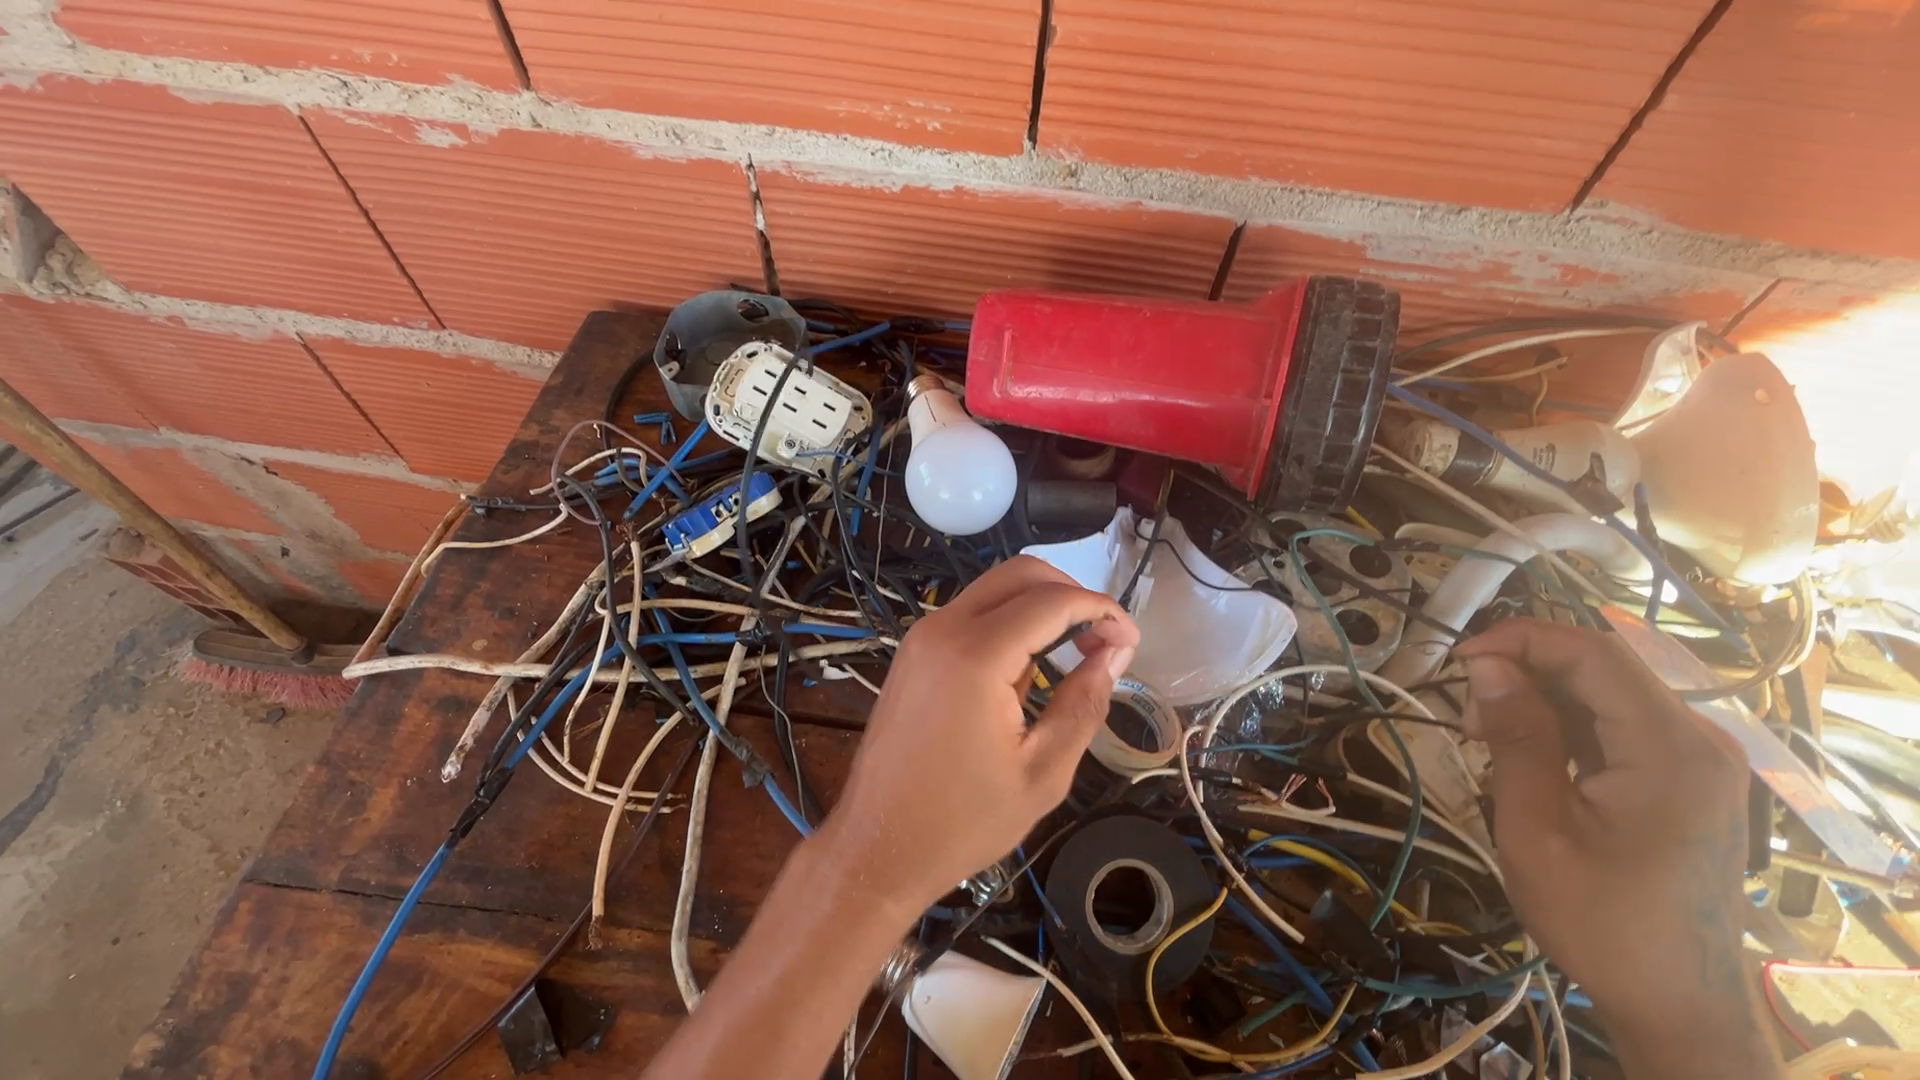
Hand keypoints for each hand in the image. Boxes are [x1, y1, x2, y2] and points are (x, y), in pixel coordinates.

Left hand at [814, 555, 1138, 913]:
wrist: (877, 848)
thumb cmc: (963, 822)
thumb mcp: (1043, 772)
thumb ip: (1084, 704)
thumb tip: (1114, 654)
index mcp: (975, 655)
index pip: (1053, 600)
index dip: (1102, 610)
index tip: (1131, 641)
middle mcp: (943, 629)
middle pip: (1020, 574)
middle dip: (1072, 594)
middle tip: (1104, 640)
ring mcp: (921, 637)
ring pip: (994, 589)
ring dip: (1041, 605)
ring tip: (1075, 653)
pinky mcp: (913, 653)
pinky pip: (971, 614)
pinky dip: (1009, 621)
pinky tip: (1029, 667)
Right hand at [1456, 619, 1777, 1077]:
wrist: (1674, 1001)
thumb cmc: (1597, 918)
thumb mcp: (1537, 826)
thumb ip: (1518, 735)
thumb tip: (1486, 664)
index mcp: (1670, 748)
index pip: (1593, 653)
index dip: (1520, 640)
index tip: (1458, 661)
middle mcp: (1699, 739)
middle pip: (1602, 667)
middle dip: (1525, 671)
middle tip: (1469, 715)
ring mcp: (1699, 759)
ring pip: (1606, 692)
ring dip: (1541, 698)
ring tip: (1489, 738)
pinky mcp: (1687, 778)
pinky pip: (1618, 724)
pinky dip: (1566, 724)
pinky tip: (1528, 753)